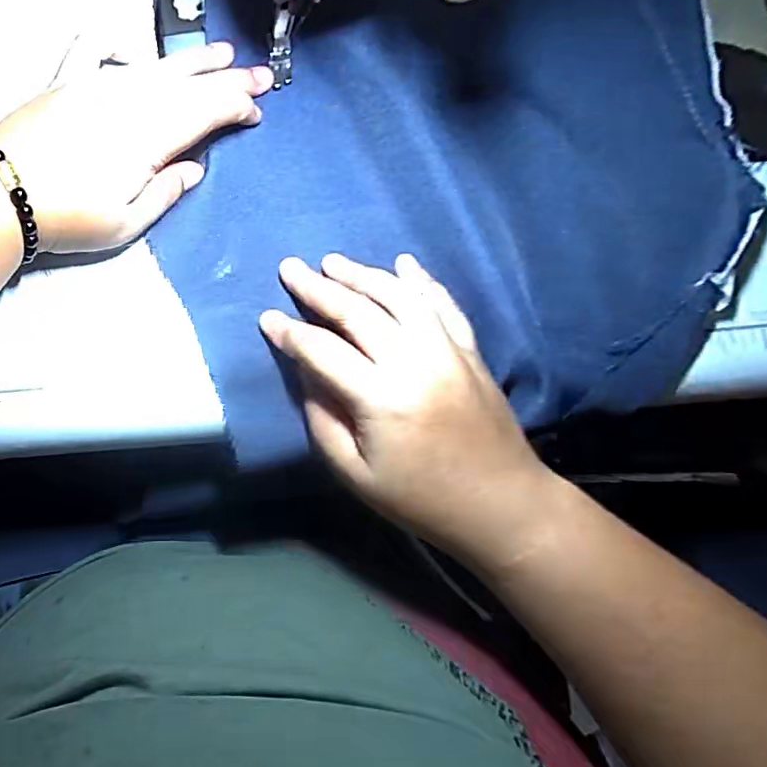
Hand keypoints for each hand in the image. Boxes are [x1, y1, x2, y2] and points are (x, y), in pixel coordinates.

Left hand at [0, 42, 272, 253]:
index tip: (256, 111)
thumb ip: (165, 193)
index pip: (207, 111)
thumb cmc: (66, 217)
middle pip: (191, 83)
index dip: (236, 107)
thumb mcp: (126, 223)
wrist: (0, 192)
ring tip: (221, 53)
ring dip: (192, 60)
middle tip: (260, 75)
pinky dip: (116, 42)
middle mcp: (131, 99)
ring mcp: (98, 84)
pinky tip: (130, 46)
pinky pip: (95, 48)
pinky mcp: (66, 81)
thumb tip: (193, 168)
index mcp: (151, 134)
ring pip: (156, 64)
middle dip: (230, 79)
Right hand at [259, 253, 562, 556]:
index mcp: (381, 398)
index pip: (323, 351)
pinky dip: (421, 281)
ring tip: (333, 262)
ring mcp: (448, 351)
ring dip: (363, 274)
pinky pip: (443, 305)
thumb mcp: (354, 473)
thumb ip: (323, 419)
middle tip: (290, 268)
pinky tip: (403, 263)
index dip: (290, 334)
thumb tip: (307, 373)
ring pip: (400, 297)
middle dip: (318, 288)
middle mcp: (415, 362)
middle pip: (359, 312)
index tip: (266, 317)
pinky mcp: (470, 352)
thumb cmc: (418, 498)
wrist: (500, 505)